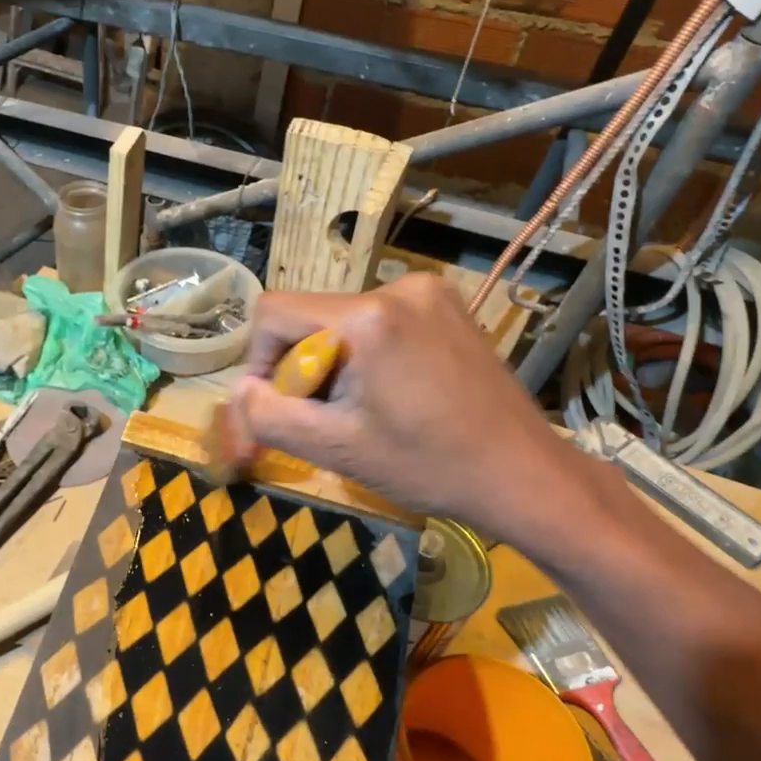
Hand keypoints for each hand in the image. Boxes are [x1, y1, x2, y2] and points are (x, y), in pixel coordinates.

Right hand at [228, 274, 617, 542]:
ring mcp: (429, 291)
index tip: (284, 409)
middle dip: (304, 368)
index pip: (273, 314)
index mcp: (368, 317)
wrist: (522, 474)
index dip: (260, 363)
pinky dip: (367, 355)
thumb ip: (269, 416)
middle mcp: (398, 286)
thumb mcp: (336, 448)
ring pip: (341, 321)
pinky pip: (378, 322)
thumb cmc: (428, 466)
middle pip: (309, 317)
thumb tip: (239, 392)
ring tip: (366, 411)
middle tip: (329, 419)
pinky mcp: (447, 305)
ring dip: (335, 364)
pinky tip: (393, 393)